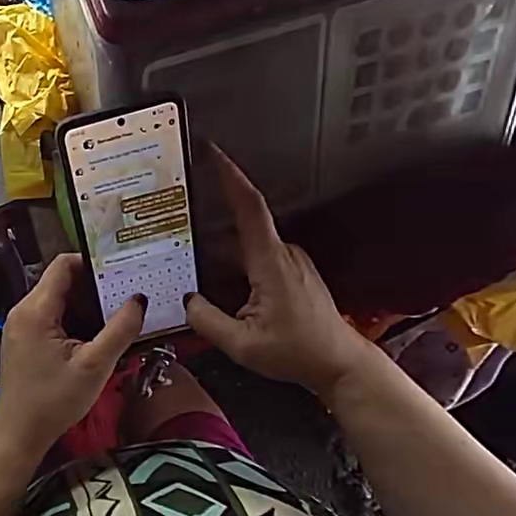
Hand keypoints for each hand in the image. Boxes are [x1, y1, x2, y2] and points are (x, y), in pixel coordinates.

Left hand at [0, 254, 144, 450]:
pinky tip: (95, 333)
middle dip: (94, 285)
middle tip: (127, 292)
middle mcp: (22, 311)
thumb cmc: (54, 401)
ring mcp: (20, 325)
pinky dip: (73, 319)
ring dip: (85, 304)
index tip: (121, 271)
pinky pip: (50, 316)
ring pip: (57, 299)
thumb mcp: (95, 366)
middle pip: (61, 281)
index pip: (63, 265)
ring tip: (117, 312)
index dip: (93, 262)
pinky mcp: (23, 339)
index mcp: (35, 310)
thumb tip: (139, 299)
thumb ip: (120, 330)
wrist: (20, 433)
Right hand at [184, 148, 377, 394]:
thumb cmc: (296, 353)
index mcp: (271, 263)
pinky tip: (218, 283)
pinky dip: (233, 263)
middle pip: (237, 227)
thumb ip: (206, 319)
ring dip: (219, 252)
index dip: (229, 175)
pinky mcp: (292, 270)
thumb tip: (186, 299)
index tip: (212, 152)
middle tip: (177, 228)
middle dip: (207, 228)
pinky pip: (255, 256)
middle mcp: (283, 253)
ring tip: (193, 264)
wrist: (339, 363)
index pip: (249, 207)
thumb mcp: (240, 345)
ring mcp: (290, 260)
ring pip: (244, 245)